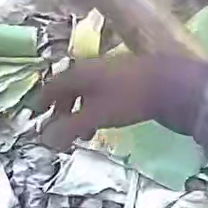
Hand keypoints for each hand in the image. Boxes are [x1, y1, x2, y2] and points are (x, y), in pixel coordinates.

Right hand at [35, 54, 207, 149]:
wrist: (172, 84)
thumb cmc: (129, 99)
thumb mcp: (95, 116)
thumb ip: (69, 128)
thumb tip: (44, 139)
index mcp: (79, 73)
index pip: (52, 85)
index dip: (42, 101)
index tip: (36, 115)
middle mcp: (92, 68)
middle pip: (69, 87)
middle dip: (62, 109)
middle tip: (59, 128)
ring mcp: (112, 71)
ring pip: (87, 91)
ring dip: (80, 112)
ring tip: (84, 134)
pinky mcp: (129, 79)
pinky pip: (103, 93)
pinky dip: (96, 108)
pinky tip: (106, 121)